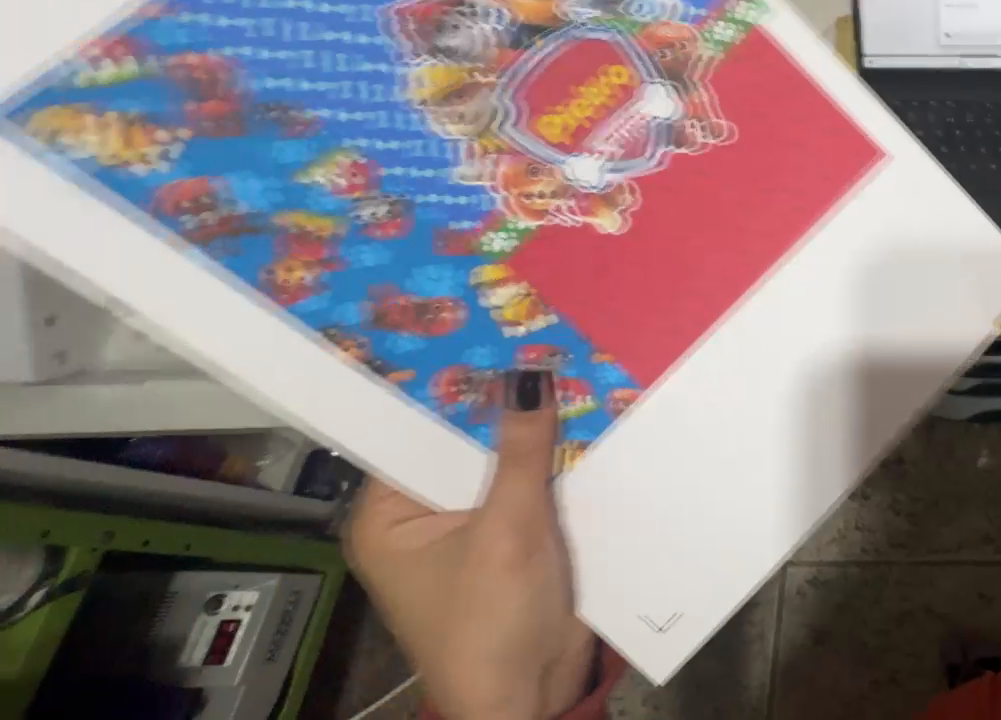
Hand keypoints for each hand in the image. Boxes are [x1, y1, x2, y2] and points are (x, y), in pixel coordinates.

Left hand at [347, 369, 596, 719]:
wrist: (534, 695)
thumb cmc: (492, 621)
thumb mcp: (507, 531)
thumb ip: (520, 452)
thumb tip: (530, 374)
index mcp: (392, 514)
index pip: (417, 430)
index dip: (456, 385)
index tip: (493, 334)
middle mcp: (427, 512)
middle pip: (469, 441)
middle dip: (509, 403)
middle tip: (546, 338)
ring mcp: (476, 522)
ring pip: (509, 458)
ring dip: (542, 428)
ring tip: (576, 363)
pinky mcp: (519, 533)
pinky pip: (537, 480)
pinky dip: (561, 457)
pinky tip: (592, 416)